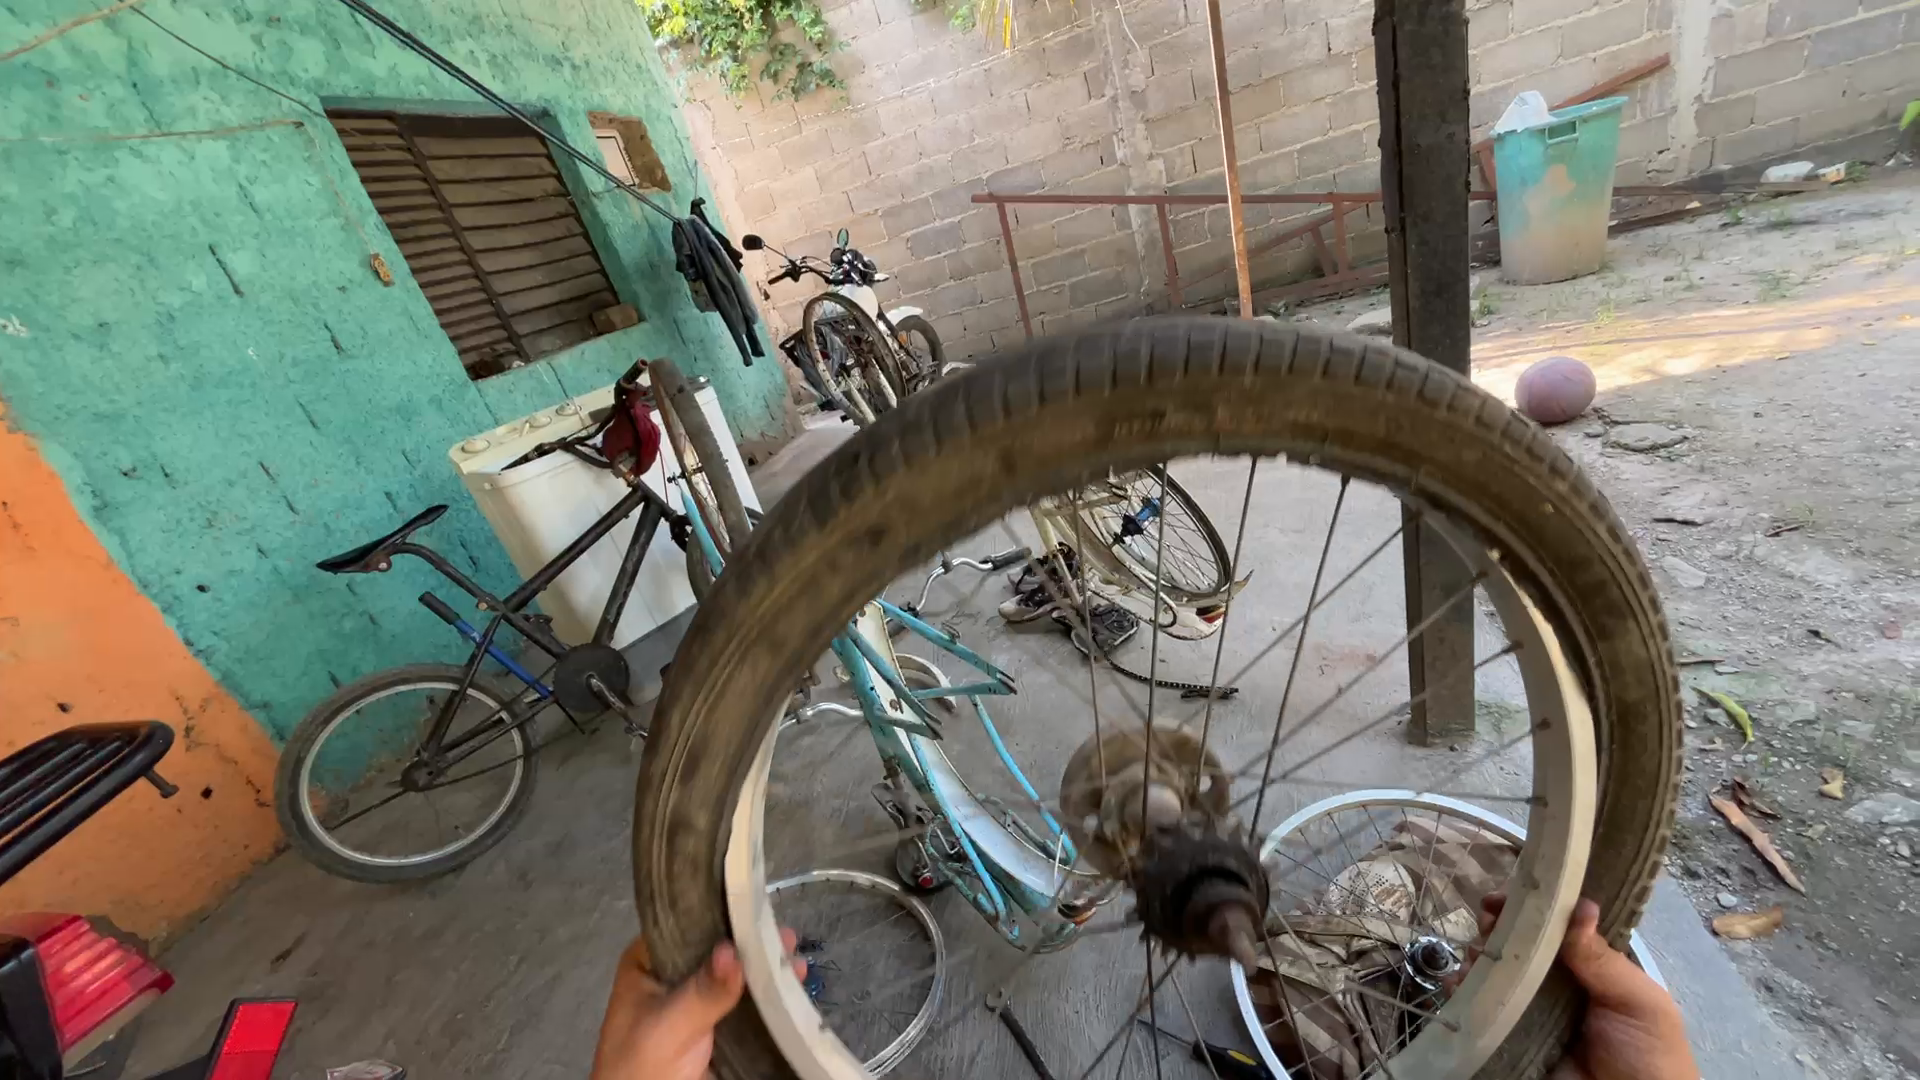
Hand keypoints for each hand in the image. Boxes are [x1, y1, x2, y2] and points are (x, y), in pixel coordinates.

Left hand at [590, 928, 801, 1079]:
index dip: (724, 911)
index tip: (758, 906)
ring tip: (796, 961)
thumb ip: (701, 992)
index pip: (690, 922)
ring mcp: (699, 999)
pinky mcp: (720, 1025)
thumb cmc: (640, 1072)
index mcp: (651, 962)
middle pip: (721, 944)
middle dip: (755, 940)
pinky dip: (771, 992)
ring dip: (768, 965)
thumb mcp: (666, 1030)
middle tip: (787, 937)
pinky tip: (796, 982)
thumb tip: (732, 950)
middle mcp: (675, 973)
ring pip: (739, 971)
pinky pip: (749, 1000)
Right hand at [1475, 895, 1697, 1079]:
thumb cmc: (1647, 1058)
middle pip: (1514, 938)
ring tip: (1478, 959)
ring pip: (1490, 963)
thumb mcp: (1640, 1005)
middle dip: (1495, 925)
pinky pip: (1474, 999)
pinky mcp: (1504, 1027)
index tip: (1502, 898)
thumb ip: (1604, 957)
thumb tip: (1579, 901)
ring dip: (1477, 952)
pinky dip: (1460, 986)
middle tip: (1488, 925)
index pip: (1551, 924)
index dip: (1525, 905)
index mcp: (1587, 967)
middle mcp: (1552, 979)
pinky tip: (1460, 983)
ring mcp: (1525, 1003)